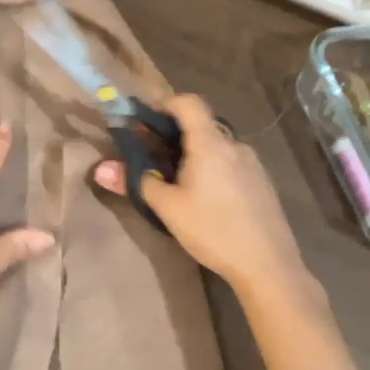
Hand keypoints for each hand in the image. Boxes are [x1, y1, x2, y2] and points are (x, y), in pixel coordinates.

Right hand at [94, 94, 312, 297]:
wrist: (269, 267)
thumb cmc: (213, 230)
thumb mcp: (167, 208)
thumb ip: (135, 181)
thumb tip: (101, 169)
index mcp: (210, 144)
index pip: (188, 103)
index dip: (164, 104)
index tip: (144, 122)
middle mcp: (234, 145)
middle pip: (201, 124)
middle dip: (174, 134)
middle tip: (153, 156)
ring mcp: (253, 163)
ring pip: (217, 145)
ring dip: (194, 152)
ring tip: (177, 180)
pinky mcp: (263, 181)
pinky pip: (231, 161)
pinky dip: (213, 166)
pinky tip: (207, 197)